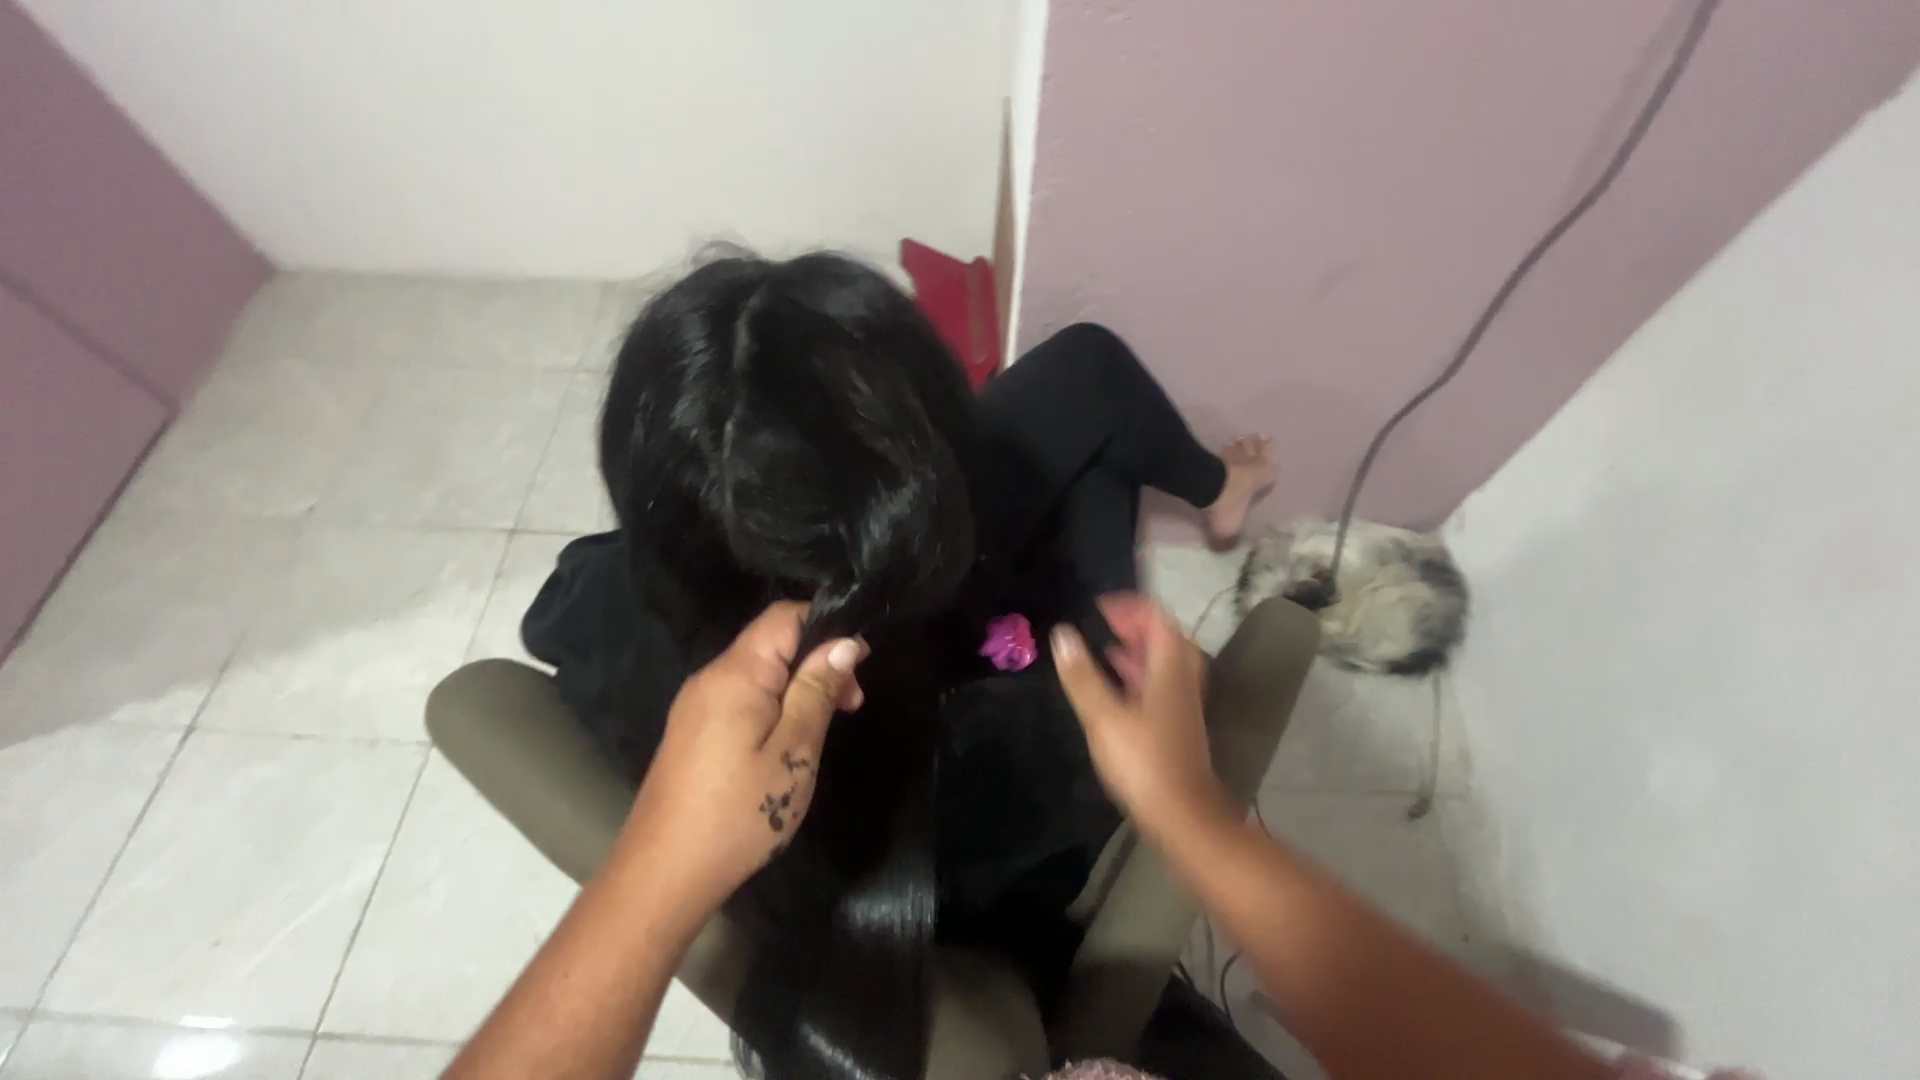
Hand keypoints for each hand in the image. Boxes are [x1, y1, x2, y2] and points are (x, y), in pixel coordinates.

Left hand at [616, 601, 865, 913]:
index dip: (827, 626)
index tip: (859, 666)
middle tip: (851, 707)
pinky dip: (774, 708)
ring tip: (824, 730)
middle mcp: (710, 678)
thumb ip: (817, 690)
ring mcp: (696, 706)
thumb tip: (845, 642)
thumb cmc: (739, 811)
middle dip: (817, 662)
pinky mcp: (692, 732)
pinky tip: (788, 745)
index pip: (783, 617)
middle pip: (772, 643)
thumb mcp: (794, 750)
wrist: (664, 874)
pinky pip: (741, 699)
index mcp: (736, 673)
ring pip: (759, 674)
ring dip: (798, 688)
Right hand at [1051, 595, 1230, 838]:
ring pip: (1162, 661)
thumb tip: (1062, 634)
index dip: (1129, 606)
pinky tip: (1113, 686)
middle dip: (1133, 625)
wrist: (1182, 816)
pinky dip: (1137, 674)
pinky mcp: (1176, 723)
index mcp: (1169, 668)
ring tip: (1102, 647)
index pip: (1157, 618)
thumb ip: (1082, 675)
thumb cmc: (1143, 762)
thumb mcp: (1103, 716)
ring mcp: (1182, 702)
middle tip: (1101, 624)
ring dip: (1135, 649)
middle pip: (1163, 637)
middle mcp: (1182, 678)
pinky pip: (1159, 683)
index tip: (1097, 607)